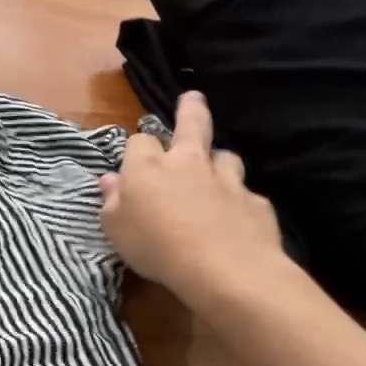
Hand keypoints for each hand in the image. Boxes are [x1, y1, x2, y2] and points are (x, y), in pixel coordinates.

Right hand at [99, 91, 287, 303]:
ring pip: (224, 156)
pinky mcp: (255, 202)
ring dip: (216, 161)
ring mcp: (226, 180)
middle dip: (190, 110)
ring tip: (213, 170)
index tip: (135, 158)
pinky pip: (245, 193)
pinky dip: (237, 199)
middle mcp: (187, 164)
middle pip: (192, 126)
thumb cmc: (154, 246)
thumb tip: (110, 180)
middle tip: (192, 97)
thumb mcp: (114, 228)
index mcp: (147, 168)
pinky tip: (234, 215)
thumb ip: (111, 201)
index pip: (140, 141)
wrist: (223, 269)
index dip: (137, 147)